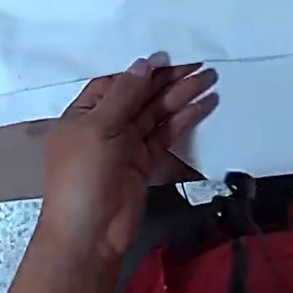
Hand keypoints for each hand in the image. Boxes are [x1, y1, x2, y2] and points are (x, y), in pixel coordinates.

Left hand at [37, 55, 218, 265]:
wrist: (90, 236)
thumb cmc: (83, 175)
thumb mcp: (98, 128)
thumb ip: (124, 95)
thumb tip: (144, 63)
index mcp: (83, 112)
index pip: (115, 82)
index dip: (142, 69)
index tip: (169, 56)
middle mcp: (105, 124)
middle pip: (139, 94)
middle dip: (167, 79)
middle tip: (199, 62)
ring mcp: (126, 143)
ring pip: (156, 112)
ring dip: (181, 95)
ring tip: (209, 77)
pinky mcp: (145, 161)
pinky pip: (165, 133)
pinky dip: (183, 119)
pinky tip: (203, 104)